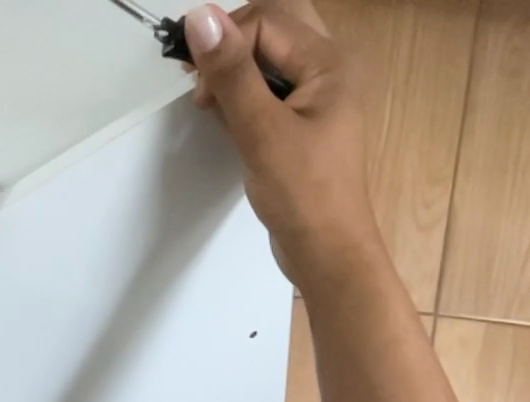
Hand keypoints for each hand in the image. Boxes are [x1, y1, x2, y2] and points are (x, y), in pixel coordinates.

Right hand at [183, 1, 384, 286]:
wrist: (326, 250)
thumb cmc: (302, 194)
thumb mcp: (261, 131)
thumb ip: (231, 73)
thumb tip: (200, 18)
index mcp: (329, 61)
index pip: (266, 21)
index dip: (226, 45)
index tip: (200, 91)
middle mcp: (329, 68)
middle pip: (274, 28)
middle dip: (231, 48)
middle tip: (202, 84)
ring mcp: (318, 97)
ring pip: (271, 58)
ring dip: (236, 73)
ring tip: (213, 106)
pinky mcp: (303, 124)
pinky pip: (271, 89)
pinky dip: (244, 96)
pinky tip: (229, 122)